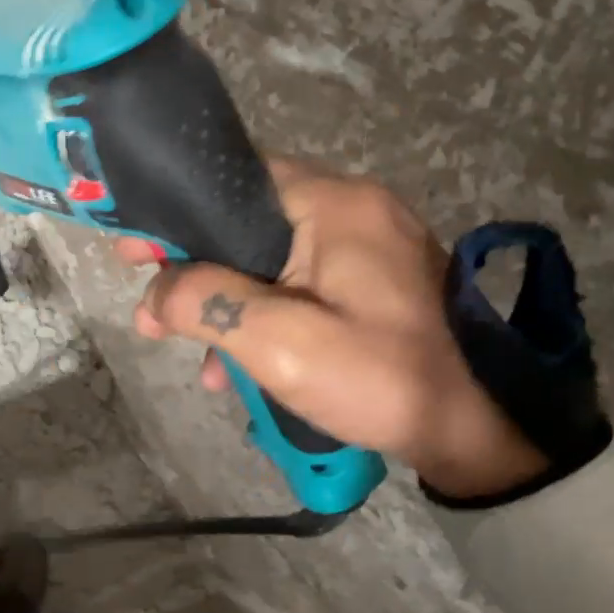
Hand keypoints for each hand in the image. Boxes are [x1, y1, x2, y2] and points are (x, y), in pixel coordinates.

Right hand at [116, 159, 547, 498]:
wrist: (481, 433)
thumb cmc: (378, 376)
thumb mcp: (280, 342)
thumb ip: (206, 303)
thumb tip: (155, 291)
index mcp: (334, 206)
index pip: (233, 180)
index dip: (175, 215)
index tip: (132, 254)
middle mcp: (352, 212)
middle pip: (243, 224)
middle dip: (192, 272)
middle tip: (151, 314)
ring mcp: (365, 249)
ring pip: (265, 262)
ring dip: (223, 306)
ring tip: (194, 358)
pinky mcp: (371, 285)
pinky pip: (295, 288)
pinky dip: (261, 319)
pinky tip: (240, 369)